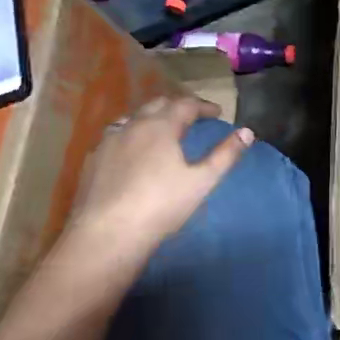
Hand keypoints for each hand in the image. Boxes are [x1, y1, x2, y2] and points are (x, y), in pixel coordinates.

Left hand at [67, 95, 252, 259]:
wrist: (107, 235)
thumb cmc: (161, 205)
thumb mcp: (201, 182)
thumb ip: (225, 155)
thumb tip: (247, 132)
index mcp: (161, 126)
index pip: (186, 104)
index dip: (204, 106)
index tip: (216, 113)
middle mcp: (132, 125)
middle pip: (157, 105)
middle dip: (177, 107)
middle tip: (191, 118)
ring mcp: (108, 141)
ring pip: (132, 119)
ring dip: (151, 119)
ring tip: (162, 133)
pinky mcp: (92, 160)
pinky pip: (115, 137)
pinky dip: (130, 137)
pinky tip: (132, 154)